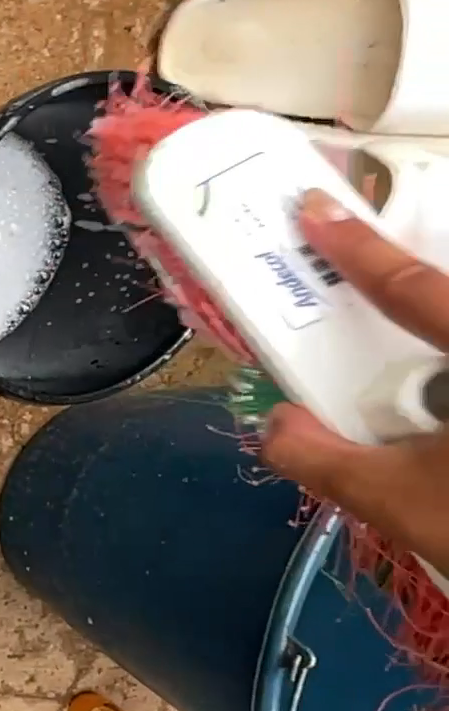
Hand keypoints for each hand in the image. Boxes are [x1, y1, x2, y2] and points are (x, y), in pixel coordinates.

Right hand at [261, 191, 448, 572]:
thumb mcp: (395, 501)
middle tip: (382, 292)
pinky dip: (438, 401)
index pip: (420, 289)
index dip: (360, 250)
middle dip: (427, 298)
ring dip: (433, 345)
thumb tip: (277, 421)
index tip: (317, 209)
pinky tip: (434, 420)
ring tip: (417, 410)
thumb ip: (317, 455)